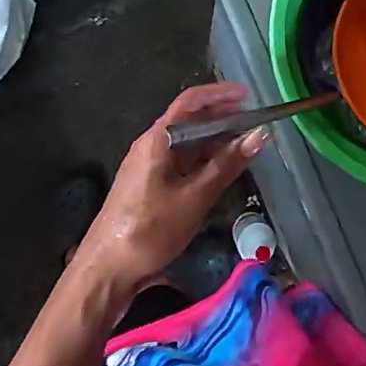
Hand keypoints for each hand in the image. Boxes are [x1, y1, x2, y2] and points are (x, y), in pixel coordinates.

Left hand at [75, 82, 268, 293]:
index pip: (190, 102)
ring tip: (247, 145)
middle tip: (255, 123)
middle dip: (223, 118)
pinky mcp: (151, 185)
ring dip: (216, 140)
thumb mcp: (194, 198)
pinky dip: (206, 160)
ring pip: (188, 143)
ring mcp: (150, 165)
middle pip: (190, 120)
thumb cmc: (149, 230)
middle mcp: (152, 146)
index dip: (220, 94)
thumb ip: (227, 165)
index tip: (249, 95)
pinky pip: (183, 161)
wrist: (106, 271)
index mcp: (157, 140)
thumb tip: (259, 136)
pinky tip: (224, 169)